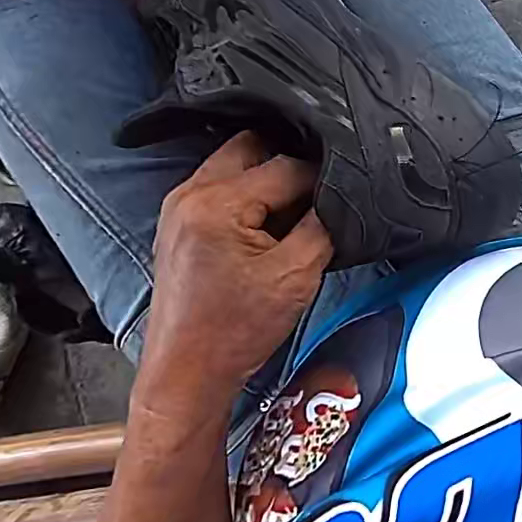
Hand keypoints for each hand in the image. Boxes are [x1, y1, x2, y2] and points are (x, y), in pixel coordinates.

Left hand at [140, 132, 332, 399]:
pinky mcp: (180, 222)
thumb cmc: (235, 332)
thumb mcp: (297, 275)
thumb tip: (337, 197)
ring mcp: (180, 206)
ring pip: (237, 163)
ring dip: (268, 179)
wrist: (187, 373)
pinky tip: (269, 224)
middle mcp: (190, 193)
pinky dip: (249, 194)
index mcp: (217, 203)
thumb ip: (323, 225)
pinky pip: (221, 185)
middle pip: (255, 147)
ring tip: (294, 212)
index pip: (287, 166)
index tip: (341, 199)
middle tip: (316, 196)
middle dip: (291, 165)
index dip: (322, 179)